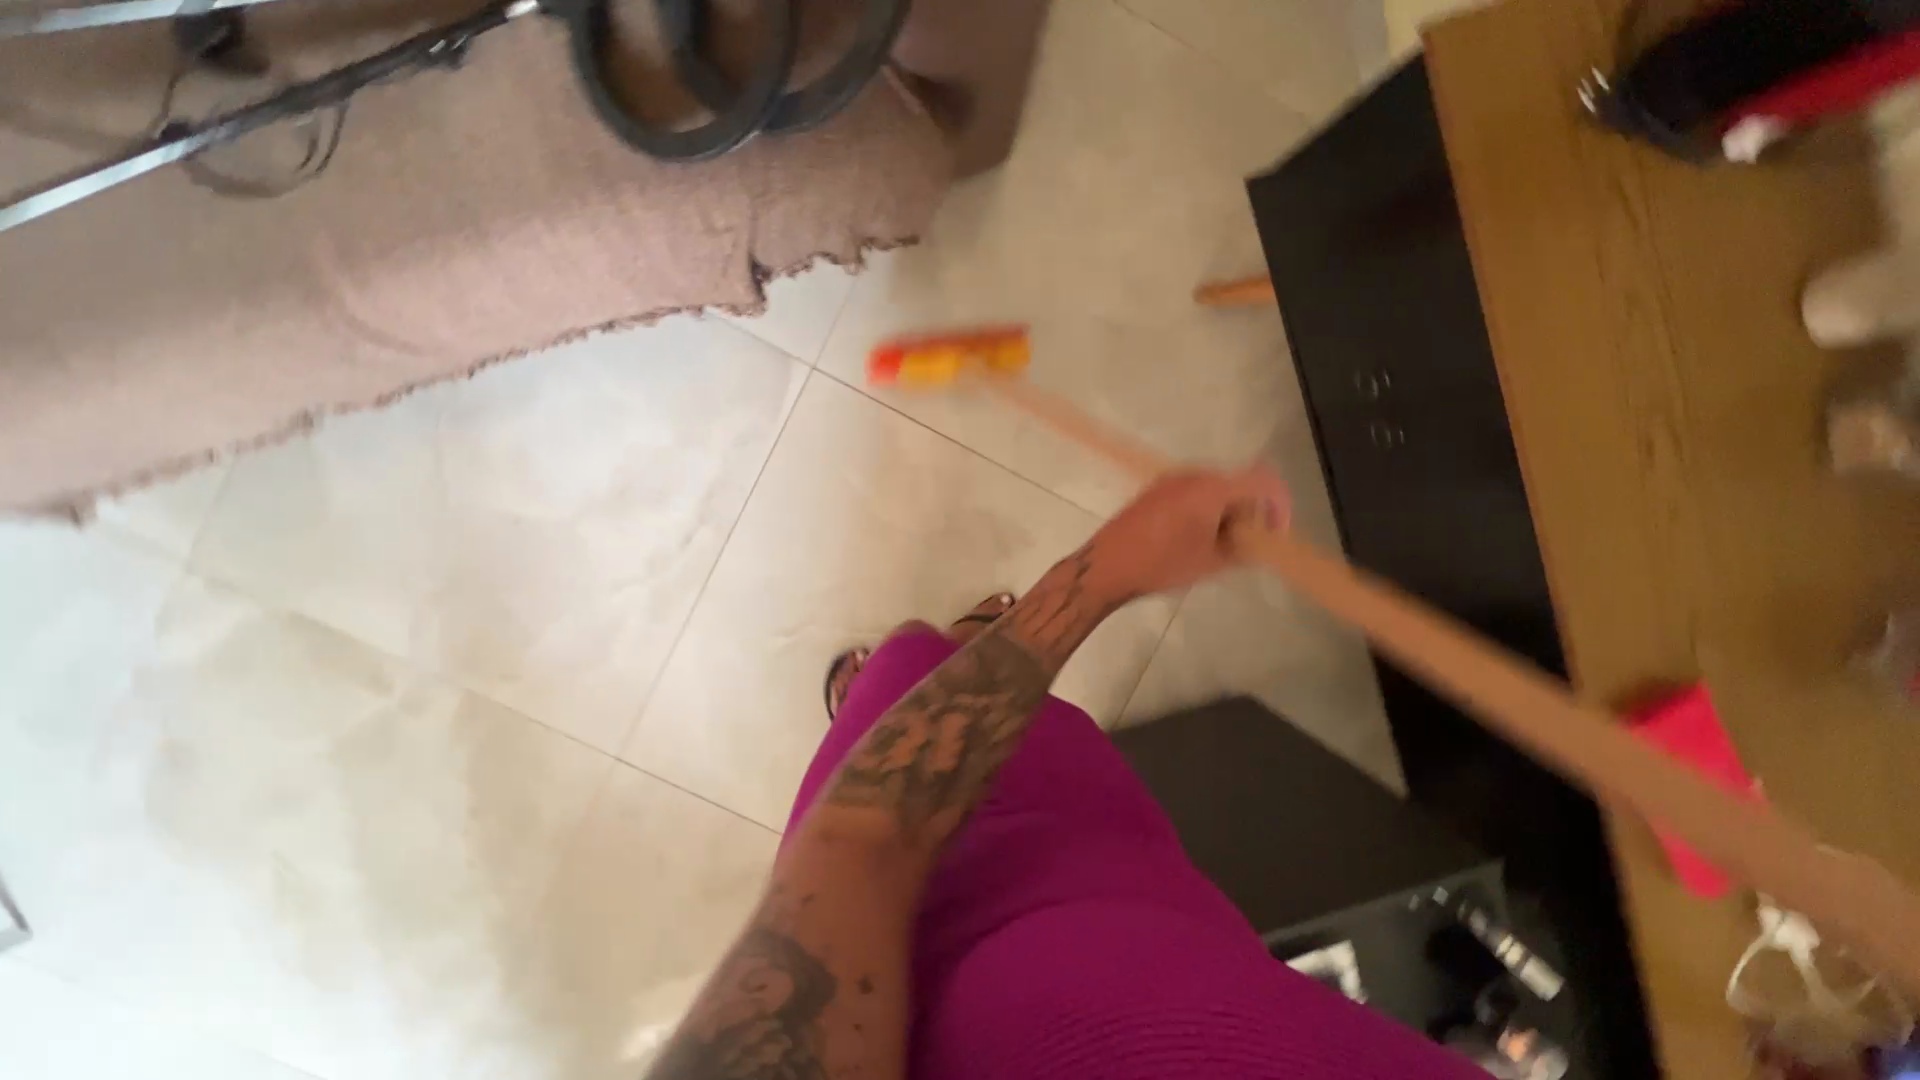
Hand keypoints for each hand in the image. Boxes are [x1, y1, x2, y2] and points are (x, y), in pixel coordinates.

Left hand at [1083, 464, 1290, 602]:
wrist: (1106, 565)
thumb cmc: (1161, 564)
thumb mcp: (1213, 562)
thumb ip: (1246, 548)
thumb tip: (1262, 542)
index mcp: (1212, 487)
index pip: (1264, 481)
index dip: (1279, 506)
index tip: (1275, 535)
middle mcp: (1193, 475)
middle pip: (1240, 482)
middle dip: (1252, 511)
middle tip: (1250, 544)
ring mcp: (1171, 480)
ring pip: (1217, 488)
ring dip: (1228, 512)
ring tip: (1222, 546)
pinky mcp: (1156, 491)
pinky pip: (1194, 493)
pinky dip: (1206, 510)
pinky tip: (1196, 539)